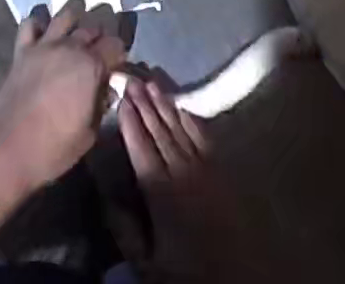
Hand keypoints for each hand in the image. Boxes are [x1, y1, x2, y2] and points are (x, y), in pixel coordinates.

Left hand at [0, 0, 126, 196]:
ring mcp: (44, 46)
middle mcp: (70, 48)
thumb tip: (107, 90)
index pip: (115, 45)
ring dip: (75, 13)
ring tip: (79, 17)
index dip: (120, 53)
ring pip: (65, 15)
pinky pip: (30, 25)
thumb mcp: (90, 132)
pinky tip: (43, 29)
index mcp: (92, 66)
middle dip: (101, 34)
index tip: (118, 63)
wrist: (8, 151)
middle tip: (101, 46)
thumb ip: (101, 104)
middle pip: (93, 27)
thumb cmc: (54, 147)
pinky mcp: (22, 51)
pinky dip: (38, 22)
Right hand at [120, 79, 254, 280]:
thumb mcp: (147, 261)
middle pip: (159, 131)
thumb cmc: (188, 269)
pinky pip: (203, 136)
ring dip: (164, 105)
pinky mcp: (221, 169)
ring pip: (179, 128)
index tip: (121, 98)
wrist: (239, 275)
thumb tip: (105, 195)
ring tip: (152, 83)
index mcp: (160, 191)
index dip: (130, 122)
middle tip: (132, 79)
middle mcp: (181, 171)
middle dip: (144, 104)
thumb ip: (125, 228)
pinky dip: (191, 118)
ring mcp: (204, 167)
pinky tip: (182, 106)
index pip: (141, 148)